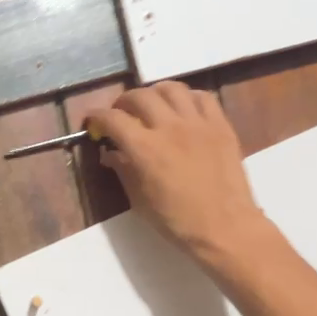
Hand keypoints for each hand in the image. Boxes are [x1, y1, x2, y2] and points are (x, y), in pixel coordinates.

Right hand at [92, 81, 268, 260]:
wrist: (225, 227)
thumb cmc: (177, 221)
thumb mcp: (140, 201)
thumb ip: (123, 171)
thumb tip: (110, 154)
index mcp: (145, 149)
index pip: (113, 119)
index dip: (97, 117)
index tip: (92, 121)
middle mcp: (169, 127)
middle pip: (140, 96)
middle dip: (123, 102)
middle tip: (120, 114)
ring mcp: (198, 123)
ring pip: (171, 88)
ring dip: (154, 93)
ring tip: (151, 106)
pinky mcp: (220, 125)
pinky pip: (201, 97)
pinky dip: (186, 97)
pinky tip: (181, 109)